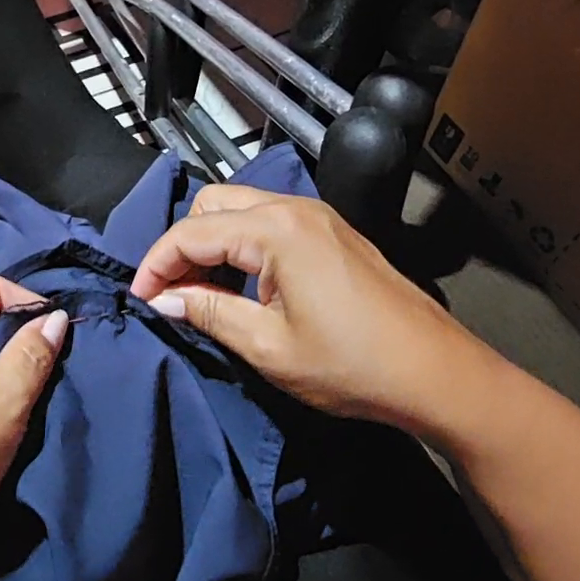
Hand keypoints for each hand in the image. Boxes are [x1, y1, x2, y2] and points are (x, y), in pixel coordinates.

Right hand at [130, 184, 504, 438]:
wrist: (438, 375)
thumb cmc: (353, 365)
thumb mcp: (268, 346)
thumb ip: (209, 312)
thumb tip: (164, 299)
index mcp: (276, 230)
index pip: (191, 232)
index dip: (155, 265)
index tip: (141, 300)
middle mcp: (296, 208)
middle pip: (212, 205)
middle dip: (182, 246)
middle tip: (173, 295)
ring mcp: (319, 217)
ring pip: (240, 210)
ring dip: (212, 245)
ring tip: (203, 295)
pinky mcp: (333, 234)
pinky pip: (269, 223)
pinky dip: (242, 246)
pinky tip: (243, 287)